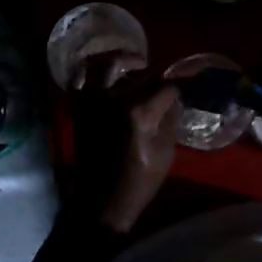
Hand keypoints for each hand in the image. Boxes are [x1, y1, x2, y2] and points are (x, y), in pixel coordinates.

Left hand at [71, 53, 181, 232]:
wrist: (101, 201)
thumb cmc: (139, 182)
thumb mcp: (166, 152)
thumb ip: (169, 119)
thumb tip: (172, 98)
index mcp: (140, 113)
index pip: (165, 85)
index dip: (177, 86)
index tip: (182, 90)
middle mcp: (114, 99)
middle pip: (137, 69)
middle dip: (151, 71)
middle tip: (157, 79)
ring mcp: (93, 101)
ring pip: (105, 63)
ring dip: (122, 60)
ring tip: (133, 66)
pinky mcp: (79, 107)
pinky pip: (81, 77)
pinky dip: (92, 70)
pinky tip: (107, 76)